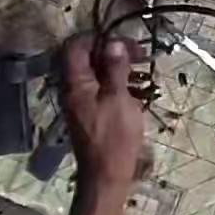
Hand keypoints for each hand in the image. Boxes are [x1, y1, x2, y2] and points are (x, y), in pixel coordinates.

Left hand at [59, 35, 143, 195]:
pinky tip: (136, 88)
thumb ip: (115, 69)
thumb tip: (113, 42)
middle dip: (111, 51)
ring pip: (95, 73)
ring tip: (141, 69)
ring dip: (116, 67)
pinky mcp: (90, 112)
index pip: (75, 47)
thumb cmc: (113, 137)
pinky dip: (116, 83)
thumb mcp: (118, 99)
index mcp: (75, 84)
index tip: (122, 41)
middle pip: (86, 58)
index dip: (97, 37)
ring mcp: (80, 102)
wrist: (106, 176)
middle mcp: (72, 89)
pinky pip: (100, 89)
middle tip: (137, 54)